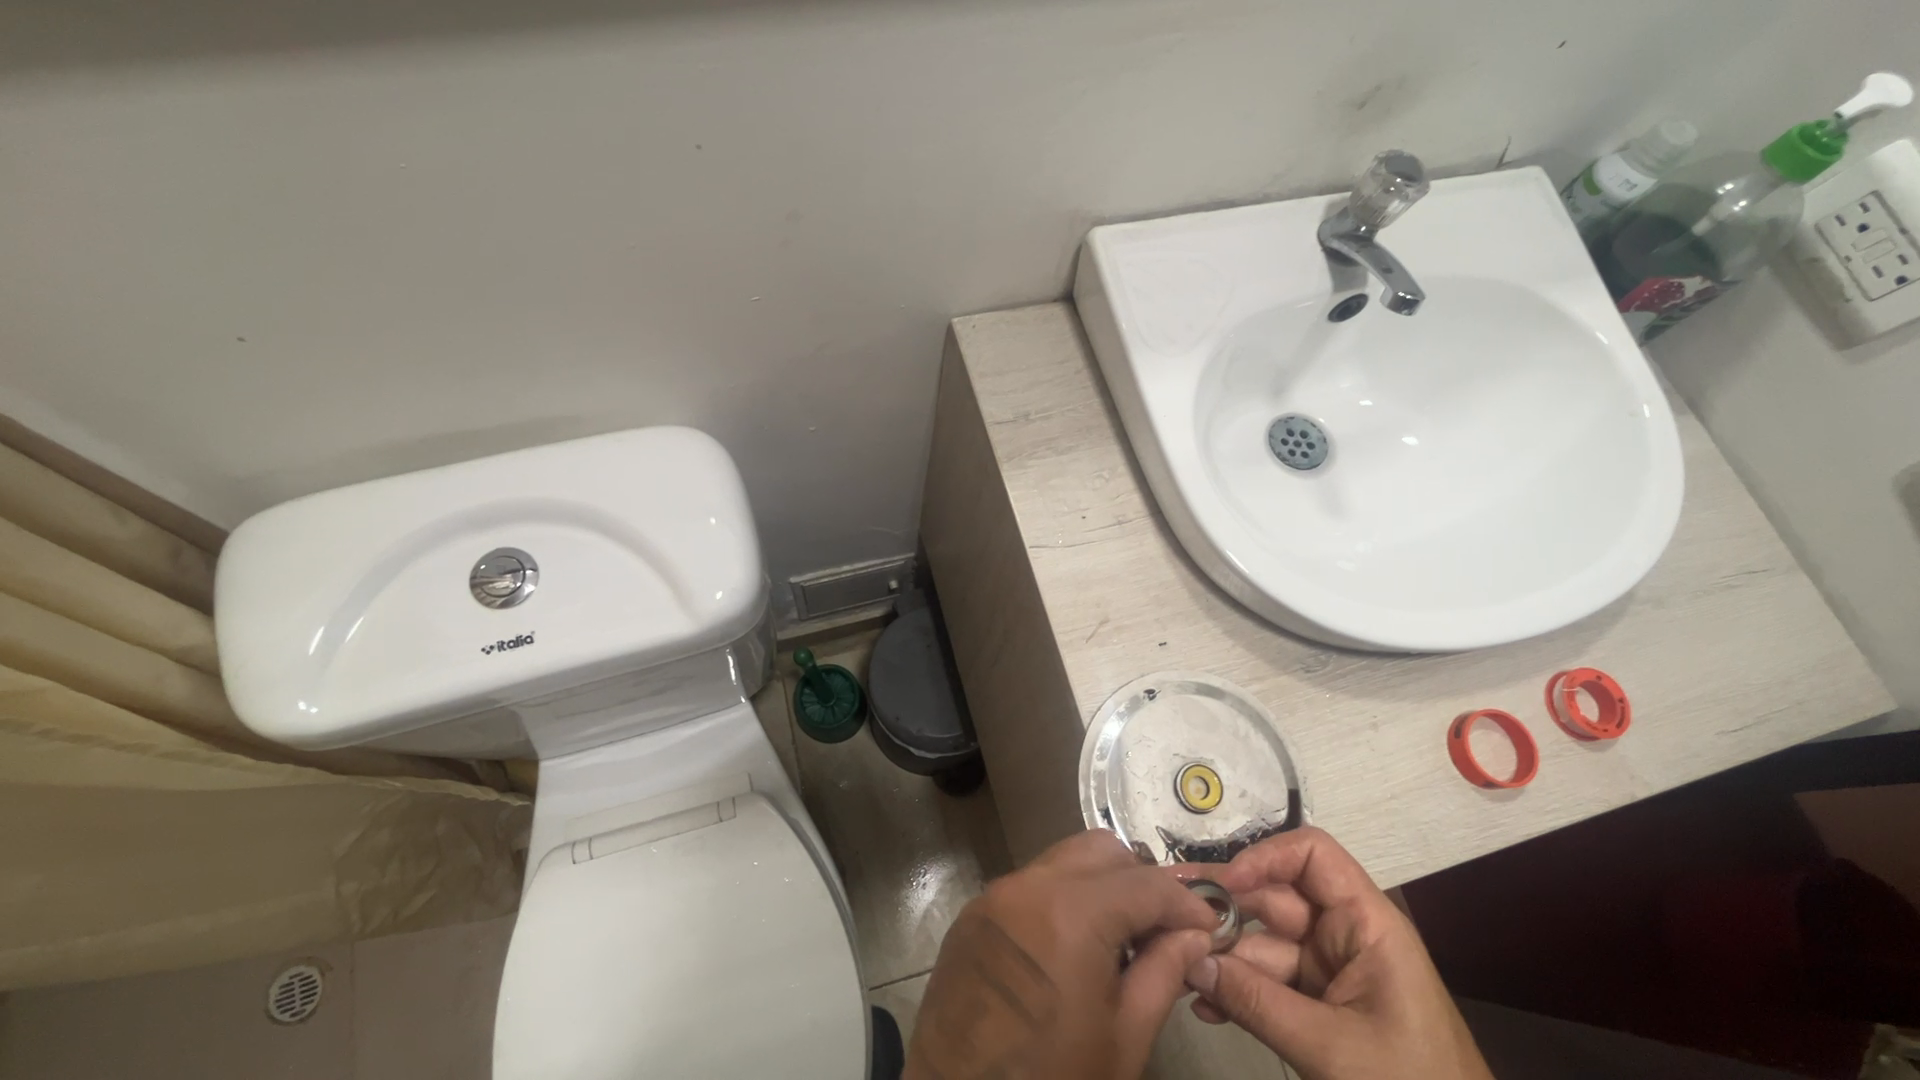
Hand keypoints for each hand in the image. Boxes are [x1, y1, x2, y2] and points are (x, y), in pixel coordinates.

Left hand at [906, 829, 1218, 1079]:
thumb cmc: (1052, 1076)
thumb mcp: (1124, 1036)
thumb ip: (1165, 973)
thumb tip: (1195, 936)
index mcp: (1072, 913)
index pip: (1147, 883)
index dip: (1186, 904)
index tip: (1210, 927)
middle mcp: (1029, 886)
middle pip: (1102, 851)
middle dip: (1141, 880)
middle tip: (1163, 928)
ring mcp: (995, 895)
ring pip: (1063, 860)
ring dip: (1100, 885)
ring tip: (1120, 938)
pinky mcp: (973, 914)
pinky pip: (1030, 884)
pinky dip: (1061, 898)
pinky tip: (1073, 946)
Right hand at [1180, 827, 1492, 1079]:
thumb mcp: (1333, 1047)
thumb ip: (1256, 1002)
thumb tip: (1189, 962)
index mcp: (1367, 924)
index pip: (1313, 855)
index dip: (1265, 857)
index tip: (1221, 885)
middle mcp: (1344, 936)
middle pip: (1274, 899)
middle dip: (1223, 909)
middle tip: (1167, 917)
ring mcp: (1328, 972)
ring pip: (1261, 944)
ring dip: (1220, 958)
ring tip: (1175, 972)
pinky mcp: (1315, 1007)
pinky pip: (1264, 983)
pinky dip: (1234, 991)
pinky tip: (1203, 1007)